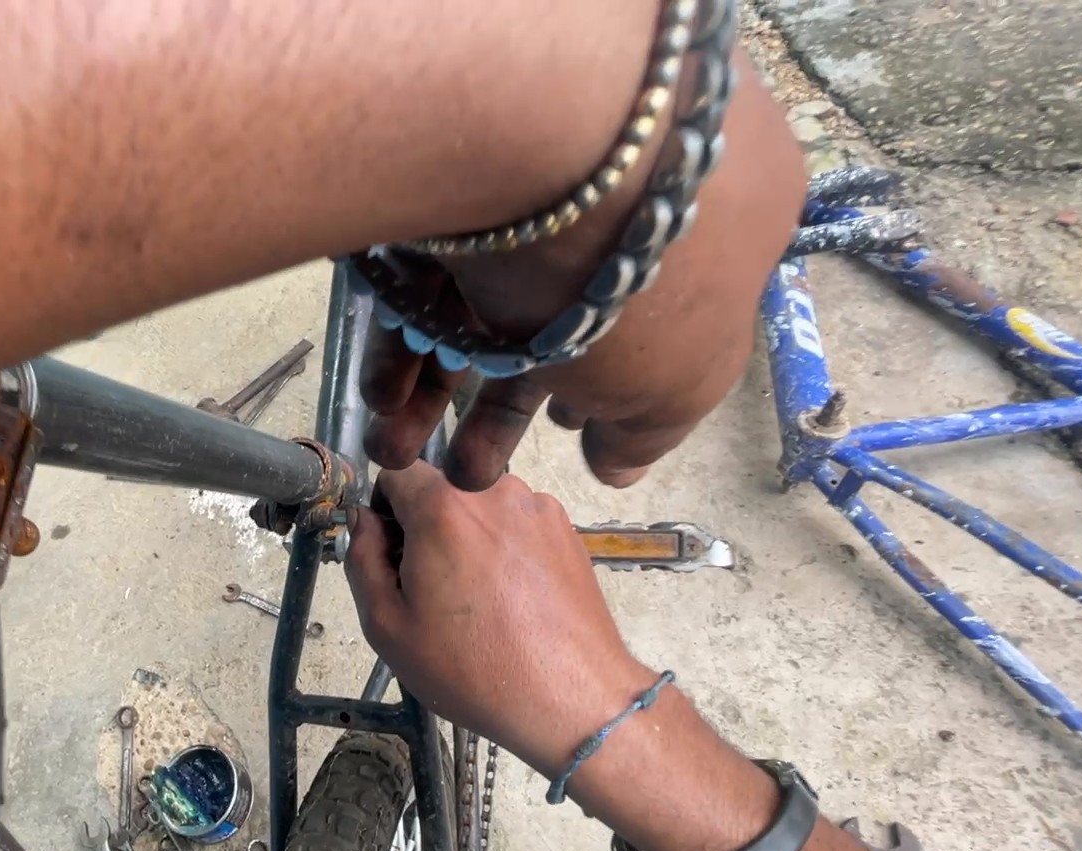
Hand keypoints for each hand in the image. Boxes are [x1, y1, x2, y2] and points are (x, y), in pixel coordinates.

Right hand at [343, 461, 654, 759]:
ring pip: (478, 506)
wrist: (570, 699)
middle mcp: (493, 490)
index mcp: (442, 506)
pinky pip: (515, 523)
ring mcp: (537, 507)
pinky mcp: (566, 529)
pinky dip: (502, 547)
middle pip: (439, 489)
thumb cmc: (471, 667)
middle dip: (423, 525)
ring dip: (464, 535)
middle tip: (428, 586)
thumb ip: (360, 558)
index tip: (390, 552)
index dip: (382, 509)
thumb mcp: (386, 624)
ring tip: (475, 597)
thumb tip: (362, 520)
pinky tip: (508, 598)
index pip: (395, 471)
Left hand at [362, 53, 805, 489]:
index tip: (560, 424)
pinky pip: (420, 279)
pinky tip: (382, 402)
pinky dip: (400, 341)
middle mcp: (609, 197)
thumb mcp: (680, 376)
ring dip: (432, 393)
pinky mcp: (437, 192)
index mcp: (699, 224)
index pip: (648, 314)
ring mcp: (520, 188)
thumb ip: (651, 426)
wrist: (549, 146)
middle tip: (464, 473)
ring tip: (395, 454)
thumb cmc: (644, 279)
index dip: (600, 382)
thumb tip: (618, 468)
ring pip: (472, 306)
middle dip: (498, 413)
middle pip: (546, 322)